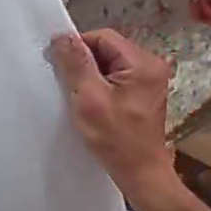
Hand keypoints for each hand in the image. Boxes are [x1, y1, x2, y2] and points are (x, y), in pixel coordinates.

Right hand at [52, 29, 181, 207]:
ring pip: (109, 63)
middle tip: (67, 83)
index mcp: (143, 63)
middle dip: (84, 62)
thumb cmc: (116, 139)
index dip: (78, 47)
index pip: (102, 37)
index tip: (59, 65)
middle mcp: (151, 65)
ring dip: (90, 75)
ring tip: (80, 95)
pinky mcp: (143, 92)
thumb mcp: (89, 98)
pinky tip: (91, 101)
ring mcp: (149, 79)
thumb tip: (62, 37)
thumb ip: (76, 64)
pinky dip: (99, 85)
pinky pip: (115, 76)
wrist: (140, 173)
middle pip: (107, 48)